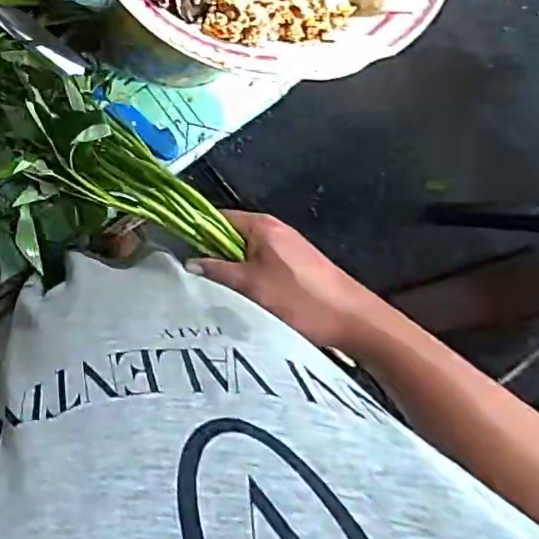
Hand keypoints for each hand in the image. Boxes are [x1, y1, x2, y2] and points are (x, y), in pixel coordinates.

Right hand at [187, 210, 394, 358]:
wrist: (357, 322)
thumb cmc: (301, 299)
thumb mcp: (251, 286)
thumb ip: (217, 270)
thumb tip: (190, 262)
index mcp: (260, 224)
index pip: (215, 216)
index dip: (196, 230)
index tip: (180, 250)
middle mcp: (273, 228)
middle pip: (230, 234)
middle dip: (214, 253)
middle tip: (198, 276)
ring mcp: (288, 246)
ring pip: (246, 251)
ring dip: (233, 268)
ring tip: (220, 288)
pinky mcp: (298, 264)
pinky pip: (262, 263)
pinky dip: (251, 276)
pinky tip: (248, 296)